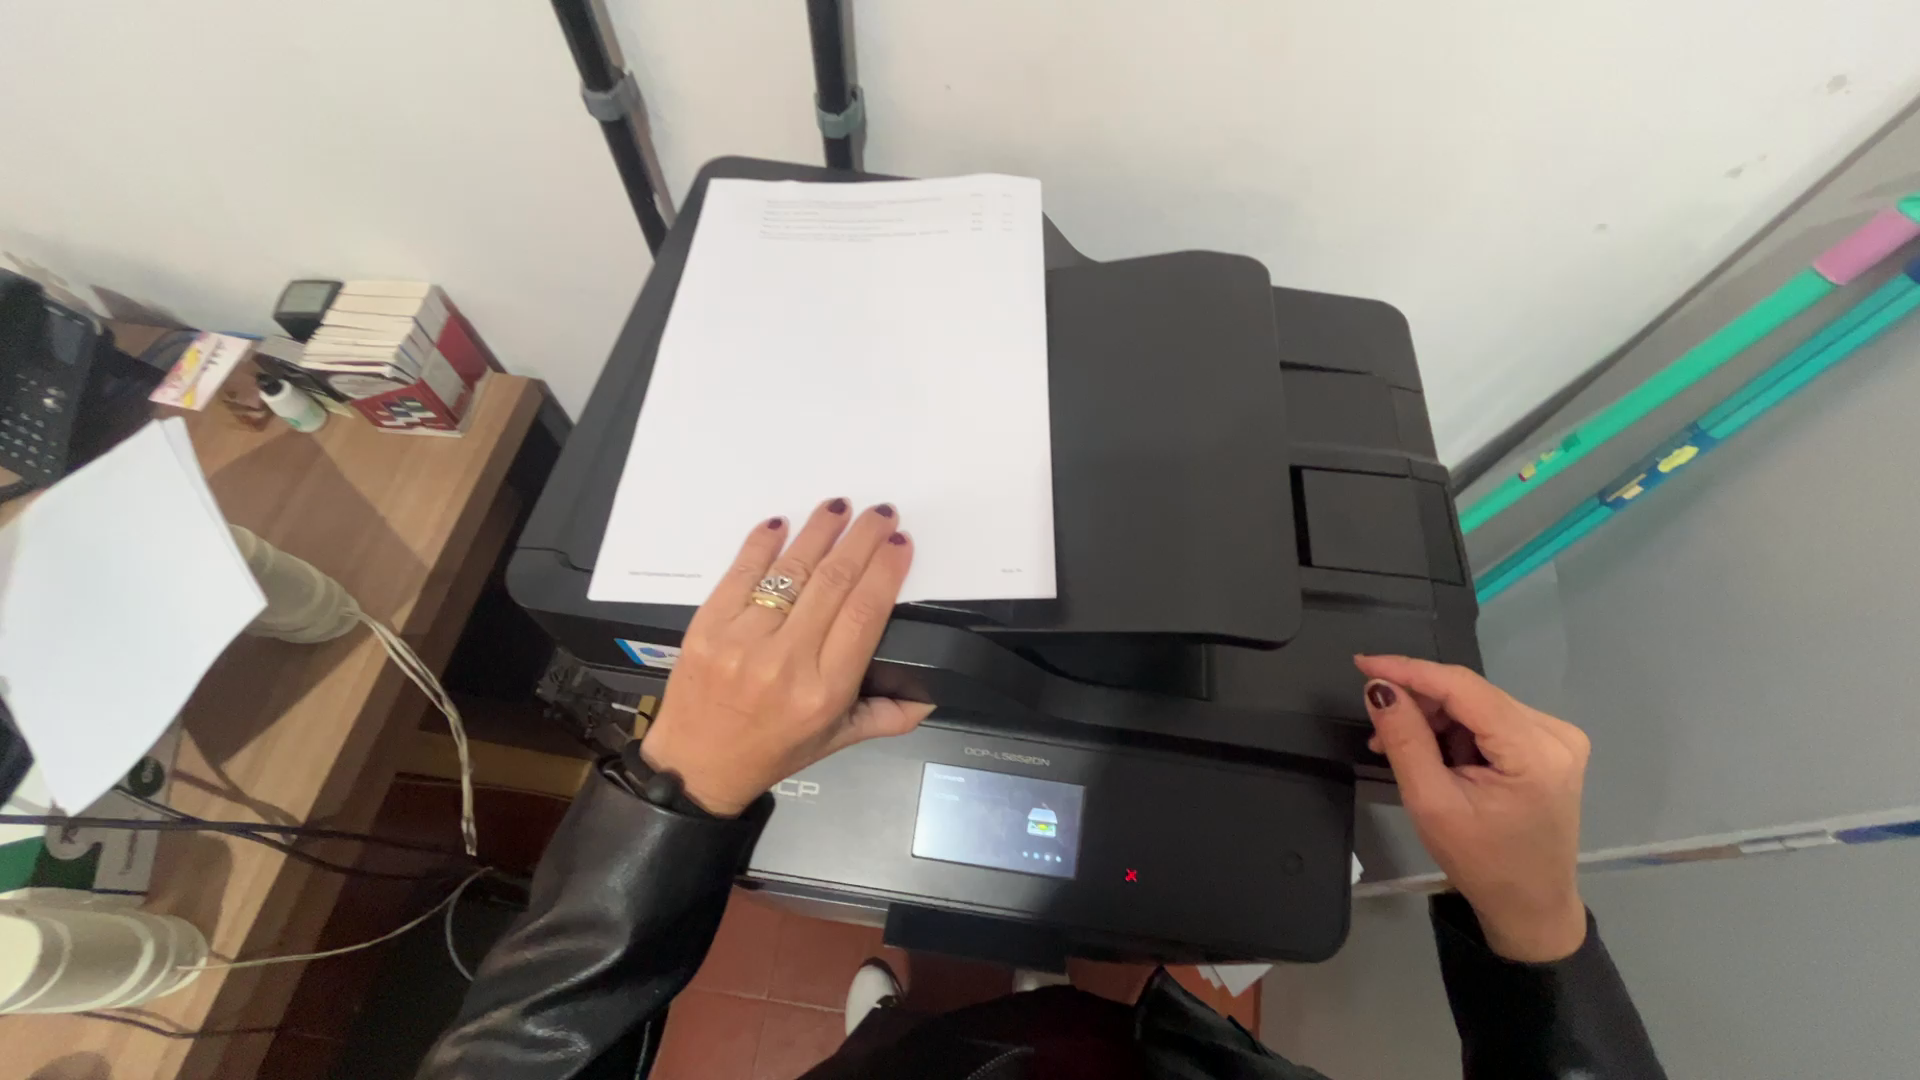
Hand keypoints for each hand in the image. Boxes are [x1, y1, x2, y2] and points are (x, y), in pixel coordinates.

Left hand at [638, 500, 934, 815]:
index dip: (885, 570)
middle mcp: (785, 662)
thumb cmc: (774, 749)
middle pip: (833, 582)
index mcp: (824, 690)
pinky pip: (741, 572)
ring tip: (839, 507)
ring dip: (819, 530)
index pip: (864, 614)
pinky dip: (763, 543)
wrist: (697, 766)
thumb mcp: (838, 739)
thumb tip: (931, 693)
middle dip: (862, 539)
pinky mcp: (707, 626)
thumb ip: (888, 715)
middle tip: (880, 514)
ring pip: (791, 570)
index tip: (899, 542)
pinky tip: (782, 523)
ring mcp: (741, 641)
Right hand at [1355, 654, 1590, 962]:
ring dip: (1429, 716)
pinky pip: (1484, 716)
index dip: (1408, 670)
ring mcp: (1555, 737)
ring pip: (1472, 702)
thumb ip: (1405, 738)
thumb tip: (1378, 687)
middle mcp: (1554, 733)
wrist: (1529, 905)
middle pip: (1468, 692)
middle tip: (1376, 727)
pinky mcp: (1547, 744)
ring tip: (1395, 747)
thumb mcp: (1430, 801)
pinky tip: (1427, 750)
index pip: (1462, 687)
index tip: (1361, 663)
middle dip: (1415, 701)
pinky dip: (1449, 728)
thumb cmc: (1480, 860)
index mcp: (1534, 751)